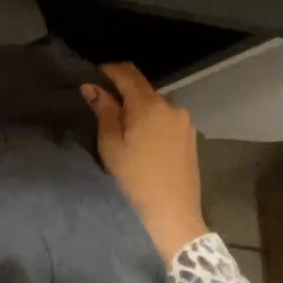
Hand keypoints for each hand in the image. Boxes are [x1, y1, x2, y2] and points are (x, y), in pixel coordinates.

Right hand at [81, 63, 208, 260]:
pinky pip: (166, 118)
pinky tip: (140, 137)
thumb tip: (91, 87)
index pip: (128, 73)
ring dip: (137, 107)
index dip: (109, 70)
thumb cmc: (134, 177)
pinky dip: (150, 119)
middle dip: (122, 90)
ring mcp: (184, 122)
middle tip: (101, 104)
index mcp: (149, 105)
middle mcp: (171, 107)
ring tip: (121, 124)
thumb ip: (103, 110)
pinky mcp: (190, 137)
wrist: (172, 212)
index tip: (93, 74)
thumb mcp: (110, 144)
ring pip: (155, 104)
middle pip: (143, 88)